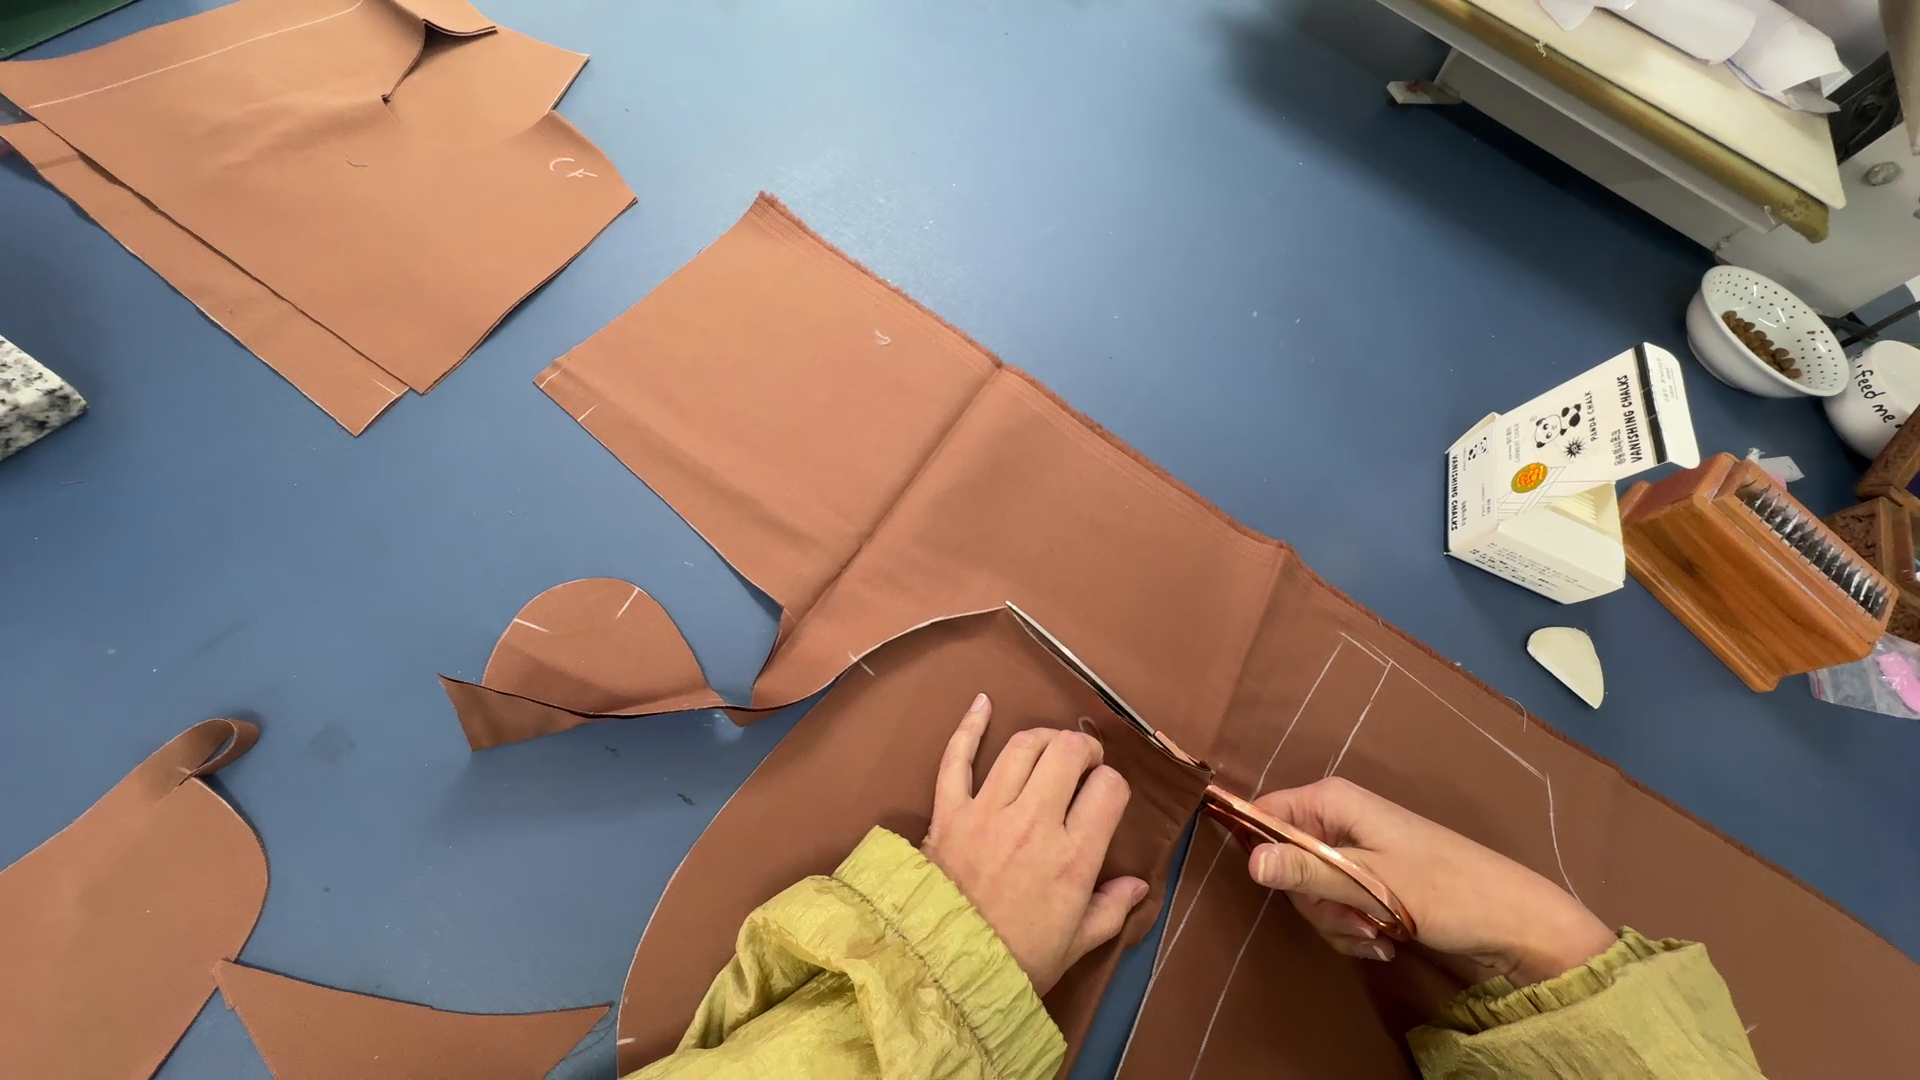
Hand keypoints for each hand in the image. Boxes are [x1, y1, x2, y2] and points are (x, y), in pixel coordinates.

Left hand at [920, 693, 1148, 994]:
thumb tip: (1139, 885)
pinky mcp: (949, 811)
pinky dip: (969, 727)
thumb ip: (1110, 909)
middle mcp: (1033, 822)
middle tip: (1084, 760)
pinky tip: (983, 703)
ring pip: (1021, 747)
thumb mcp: (1076, 944)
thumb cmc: (1018, 960)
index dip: (1113, 785)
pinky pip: (957, 758)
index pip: (1108, 789)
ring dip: (1043, 737)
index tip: (1106, 795)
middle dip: (1083, 748)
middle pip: (1066, 753)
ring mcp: (987, 811)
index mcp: (1072, 857)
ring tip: (1051, 744)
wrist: (945, 972)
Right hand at [1245, 777, 1613, 984]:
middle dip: (1313, 899)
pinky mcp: (1367, 875)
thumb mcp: (1371, 885)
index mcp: (1331, 801)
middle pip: (1286, 858)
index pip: (1264, 812)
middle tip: (1350, 920)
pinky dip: (1351, 928)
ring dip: (1335, 920)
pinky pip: (1334, 901)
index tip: (1275, 886)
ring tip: (1376, 937)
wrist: (1518, 922)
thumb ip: (1307, 872)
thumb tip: (1249, 862)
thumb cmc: (1446, 891)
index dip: (1261, 850)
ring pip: (1310, 887)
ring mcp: (1352, 847)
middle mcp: (1336, 817)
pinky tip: (1382, 944)